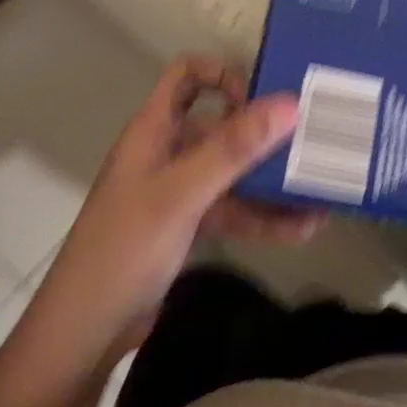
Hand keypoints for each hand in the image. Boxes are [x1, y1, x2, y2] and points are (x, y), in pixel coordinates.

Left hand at [30, 56, 322, 355]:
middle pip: (221, 125)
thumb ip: (234, 148)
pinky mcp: (187, 229)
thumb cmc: (126, 248)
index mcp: (154, 129)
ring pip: (232, 172)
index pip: (187, 75)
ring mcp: (178, 192)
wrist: (85, 332)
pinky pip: (233, 210)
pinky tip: (304, 228)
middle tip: (314, 140)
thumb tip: (290, 102)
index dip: (225, 75)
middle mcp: (167, 152)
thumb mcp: (182, 193)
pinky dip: (264, 217)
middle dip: (265, 132)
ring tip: (321, 189)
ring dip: (272, 180)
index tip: (264, 99)